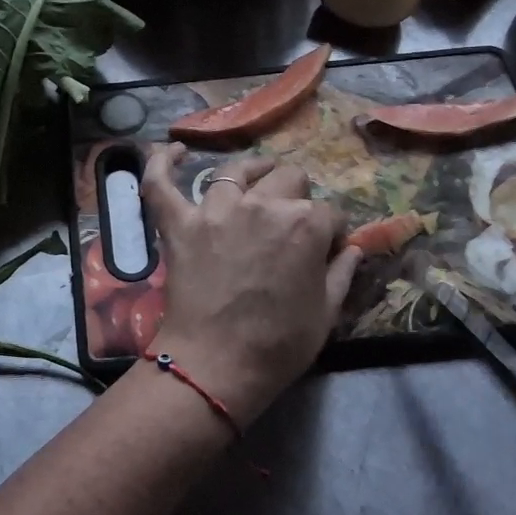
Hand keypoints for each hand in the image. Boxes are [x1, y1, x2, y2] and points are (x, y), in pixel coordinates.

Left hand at [139, 144, 360, 424]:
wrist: (217, 364)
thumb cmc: (280, 345)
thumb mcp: (328, 312)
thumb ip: (342, 273)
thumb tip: (353, 249)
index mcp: (307, 223)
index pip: (330, 214)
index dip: (331, 234)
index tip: (326, 255)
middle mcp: (263, 204)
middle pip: (288, 180)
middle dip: (297, 198)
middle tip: (291, 225)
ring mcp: (216, 210)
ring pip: (238, 171)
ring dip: (252, 172)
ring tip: (257, 178)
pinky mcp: (179, 223)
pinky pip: (162, 183)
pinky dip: (164, 163)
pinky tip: (175, 150)